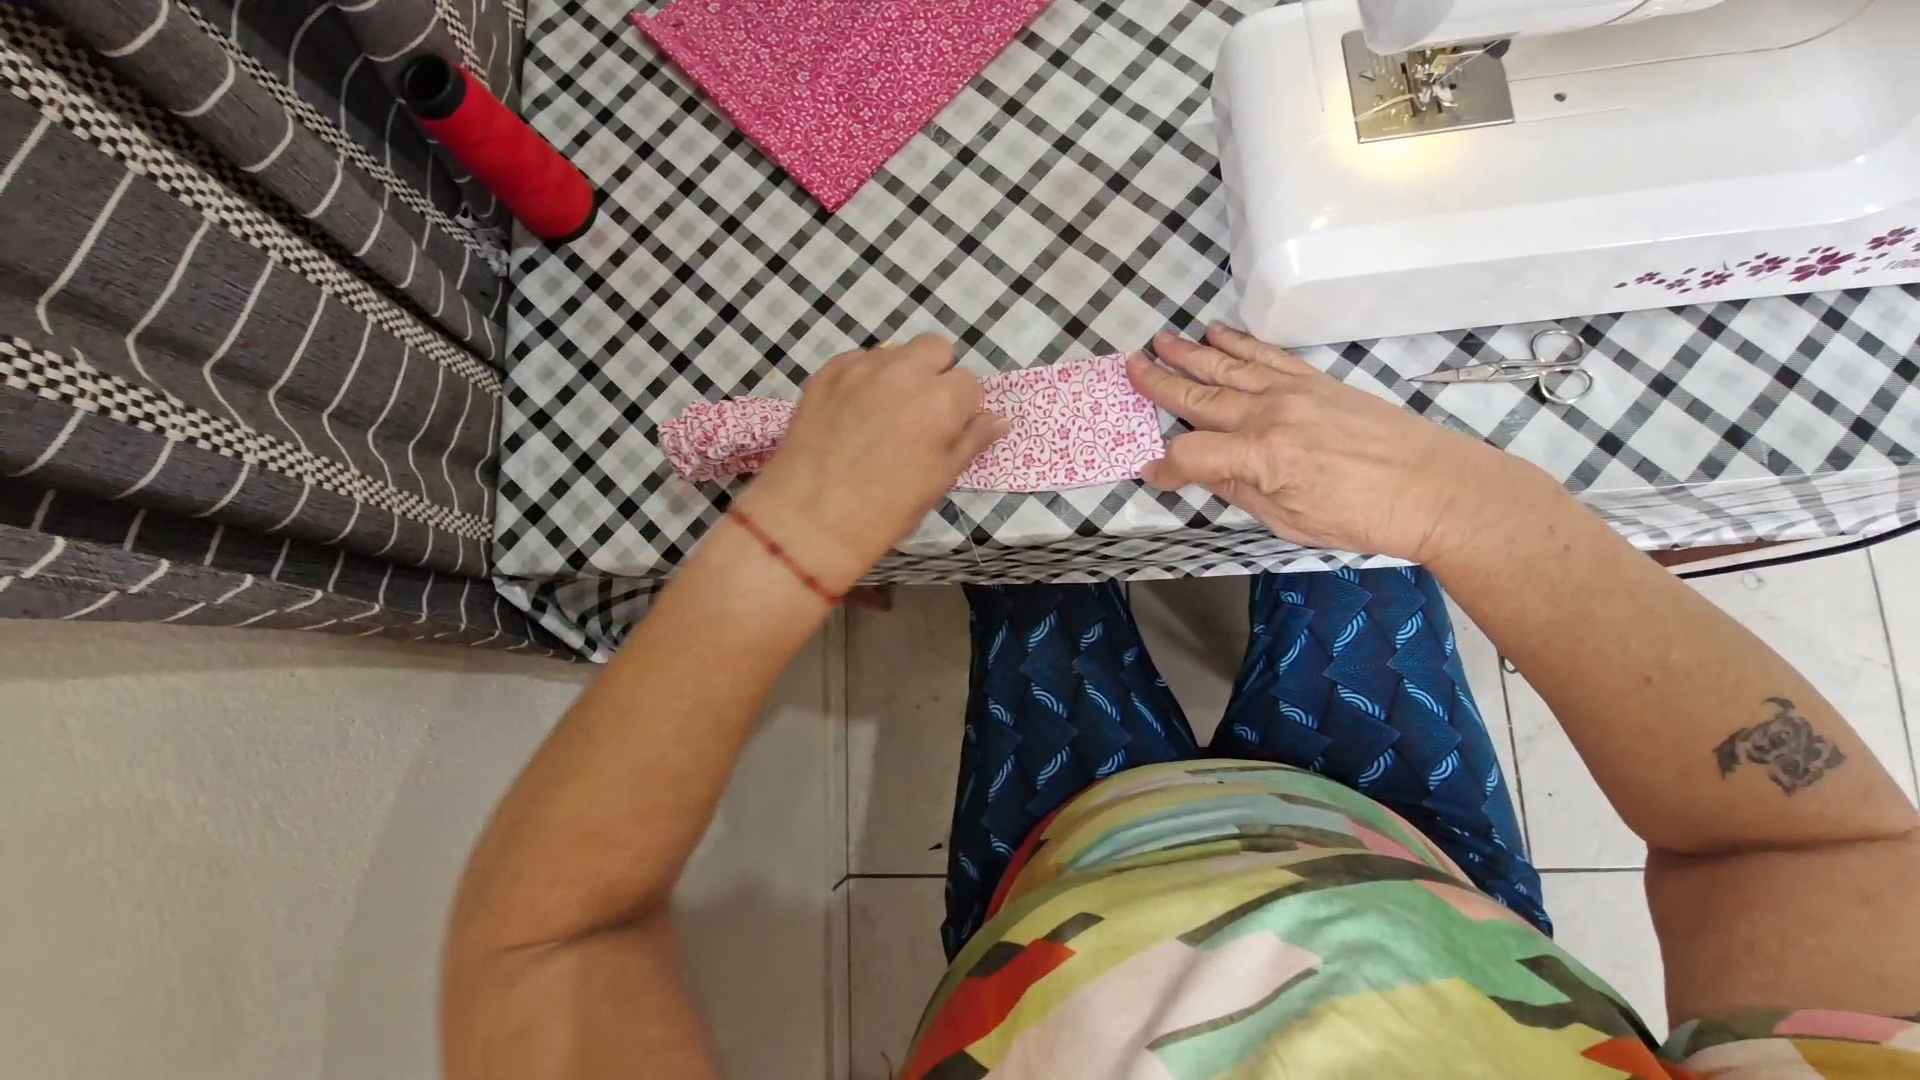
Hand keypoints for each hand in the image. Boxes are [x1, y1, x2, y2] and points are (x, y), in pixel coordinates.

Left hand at [736, 336, 1005, 591]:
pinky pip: (858, 361)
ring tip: (883, 415)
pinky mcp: (827, 372)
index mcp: (941, 400)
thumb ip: (972, 441)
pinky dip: (864, 379)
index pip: (970, 384)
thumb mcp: (940, 480)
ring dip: (900, 374)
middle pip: (936, 348)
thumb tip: (1001, 419)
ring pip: (895, 352)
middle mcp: (904, 372)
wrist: (812, 519)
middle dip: (936, 374)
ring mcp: (862, 368)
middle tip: (921, 413)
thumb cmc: (886, 509)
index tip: (948, 430)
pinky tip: (853, 414)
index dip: (962, 408)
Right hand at [1127, 325, 1552, 562]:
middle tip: (1130, 366)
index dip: (1165, 466)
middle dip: (1161, 382)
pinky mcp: (1316, 381)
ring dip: (1190, 354)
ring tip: (1161, 342)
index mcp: (1259, 457)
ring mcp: (1293, 392)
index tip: (1151, 474)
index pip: (1191, 455)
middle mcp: (1269, 414)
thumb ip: (1240, 491)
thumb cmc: (1362, 518)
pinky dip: (1239, 344)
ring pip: (1228, 368)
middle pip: (1200, 396)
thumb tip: (1206, 473)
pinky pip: (1267, 357)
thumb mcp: (1288, 521)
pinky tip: (1217, 334)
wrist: (1436, 488)